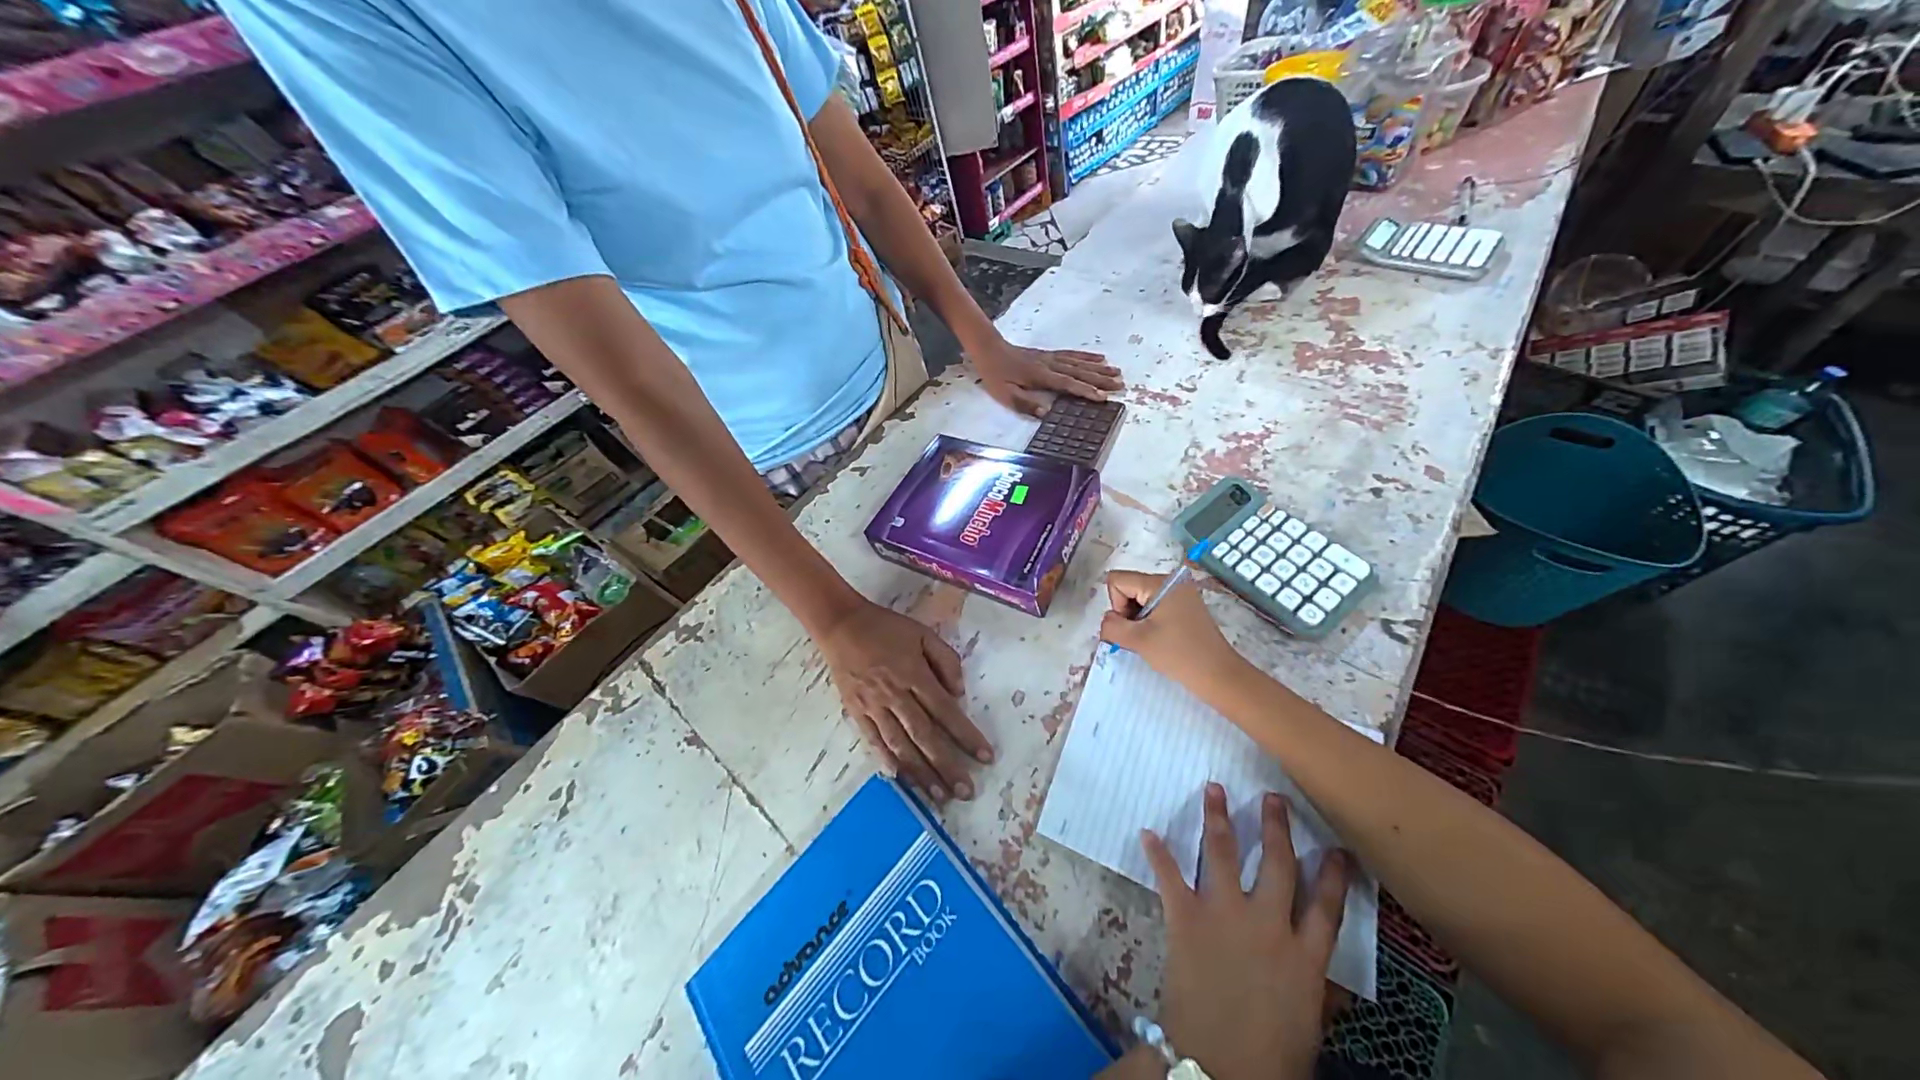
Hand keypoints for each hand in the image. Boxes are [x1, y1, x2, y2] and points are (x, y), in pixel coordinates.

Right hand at [815, 600, 992, 800]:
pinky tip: (899, 779)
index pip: (946, 712)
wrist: (841, 625)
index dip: (966, 736)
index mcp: (915, 675)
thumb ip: (945, 661)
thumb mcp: (923, 634)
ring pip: (900, 745)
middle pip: (925, 736)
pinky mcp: (856, 712)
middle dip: (947, 766)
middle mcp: (896, 695)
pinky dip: (886, 761)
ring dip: (920, 772)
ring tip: (939, 796)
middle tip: (966, 792)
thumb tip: (959, 693)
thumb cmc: (887, 629)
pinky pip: (872, 741)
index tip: (985, 757)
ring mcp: (874, 706)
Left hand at [969, 338, 1122, 415]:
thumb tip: (1046, 413)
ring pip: (1079, 363)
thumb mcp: (1005, 394)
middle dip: (1101, 379)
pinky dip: (1087, 357)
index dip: (1086, 391)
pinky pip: (1072, 355)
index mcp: (1040, 376)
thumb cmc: (995, 374)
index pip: (1068, 385)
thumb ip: (1025, 404)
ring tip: (1117, 372)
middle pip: (1079, 372)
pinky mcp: (1049, 355)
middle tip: (1120, 385)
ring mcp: (1051, 358)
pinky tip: (1099, 359)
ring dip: (1099, 368)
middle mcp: (1050, 365)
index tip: (1103, 398)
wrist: (989, 349)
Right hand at [1100, 569, 1244, 690]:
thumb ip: (1111, 625)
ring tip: (1153, 639)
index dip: (1117, 605)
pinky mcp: (1185, 605)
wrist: (1218, 675)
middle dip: (1127, 612)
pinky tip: (1162, 638)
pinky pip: (1155, 605)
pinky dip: (1150, 621)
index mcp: (1160, 582)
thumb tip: (1108, 620)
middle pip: (1129, 587)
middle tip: (1142, 635)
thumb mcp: (1137, 640)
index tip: (1134, 626)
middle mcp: (1172, 580)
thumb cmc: (1178, 654)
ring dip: (1138, 619)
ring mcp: (1181, 592)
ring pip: (1140, 598)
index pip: (1117, 581)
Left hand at [1142, 784, 1351, 1079]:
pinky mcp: (1187, 919)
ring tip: (1213, 788)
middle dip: (1276, 827)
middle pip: (1278, 864)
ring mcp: (1226, 916)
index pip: (1328, 906)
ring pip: (1224, 854)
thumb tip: (1321, 971)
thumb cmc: (1271, 1057)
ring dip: (1218, 819)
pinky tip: (1147, 832)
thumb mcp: (1307, 1022)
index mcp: (1306, 956)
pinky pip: (1171, 878)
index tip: (1338, 848)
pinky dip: (1158, 855)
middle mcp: (1269, 924)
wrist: (1220, 1067)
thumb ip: (1313, 987)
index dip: (1335, 875)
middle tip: (1272, 796)